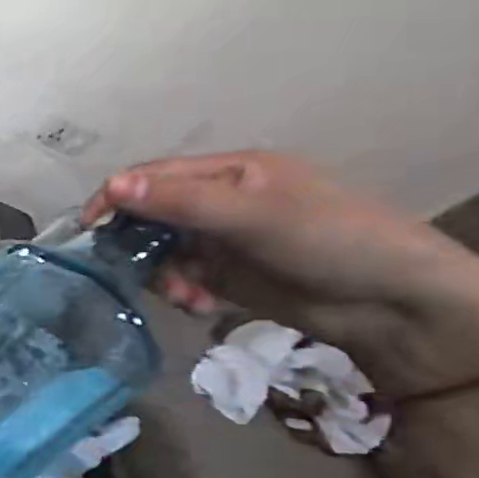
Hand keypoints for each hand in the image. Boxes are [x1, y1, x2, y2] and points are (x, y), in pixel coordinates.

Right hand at [81, 150, 478, 396]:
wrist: (390, 302)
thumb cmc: (329, 241)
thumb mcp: (251, 216)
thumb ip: (179, 202)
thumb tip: (109, 185)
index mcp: (228, 173)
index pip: (150, 177)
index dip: (114, 198)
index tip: (89, 230)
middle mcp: (216, 201)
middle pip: (145, 217)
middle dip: (137, 246)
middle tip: (136, 270)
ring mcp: (216, 238)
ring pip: (154, 252)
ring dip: (159, 276)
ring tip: (184, 295)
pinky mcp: (217, 272)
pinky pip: (173, 277)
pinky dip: (177, 292)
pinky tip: (199, 304)